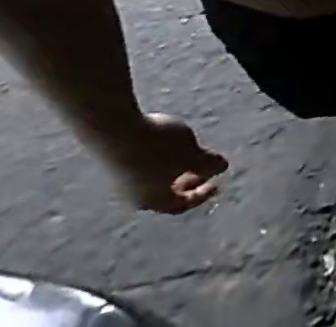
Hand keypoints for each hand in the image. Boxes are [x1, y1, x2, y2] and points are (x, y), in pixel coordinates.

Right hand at [105, 113, 228, 213]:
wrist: (112, 129)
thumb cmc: (156, 144)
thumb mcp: (190, 152)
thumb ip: (208, 163)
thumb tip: (223, 167)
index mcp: (156, 201)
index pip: (182, 205)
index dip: (202, 195)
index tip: (216, 184)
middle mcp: (136, 198)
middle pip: (166, 195)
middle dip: (186, 182)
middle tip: (201, 169)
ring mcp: (120, 181)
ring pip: (152, 181)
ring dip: (171, 170)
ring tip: (183, 151)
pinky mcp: (112, 163)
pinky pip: (141, 166)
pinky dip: (156, 159)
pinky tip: (162, 139)